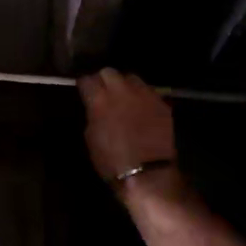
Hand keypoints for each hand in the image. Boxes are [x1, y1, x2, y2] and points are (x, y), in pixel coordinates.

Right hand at [79, 69, 176, 186]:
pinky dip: (141, 96)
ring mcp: (144, 94)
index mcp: (99, 100)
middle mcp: (121, 91)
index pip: (87, 79)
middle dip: (104, 80)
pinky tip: (140, 108)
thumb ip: (93, 114)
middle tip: (102, 92)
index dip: (84, 85)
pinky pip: (148, 91)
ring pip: (131, 78)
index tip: (84, 91)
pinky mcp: (161, 103)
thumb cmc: (111, 161)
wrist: (146, 173)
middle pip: (109, 72)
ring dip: (124, 85)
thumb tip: (95, 106)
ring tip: (123, 97)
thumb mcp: (91, 137)